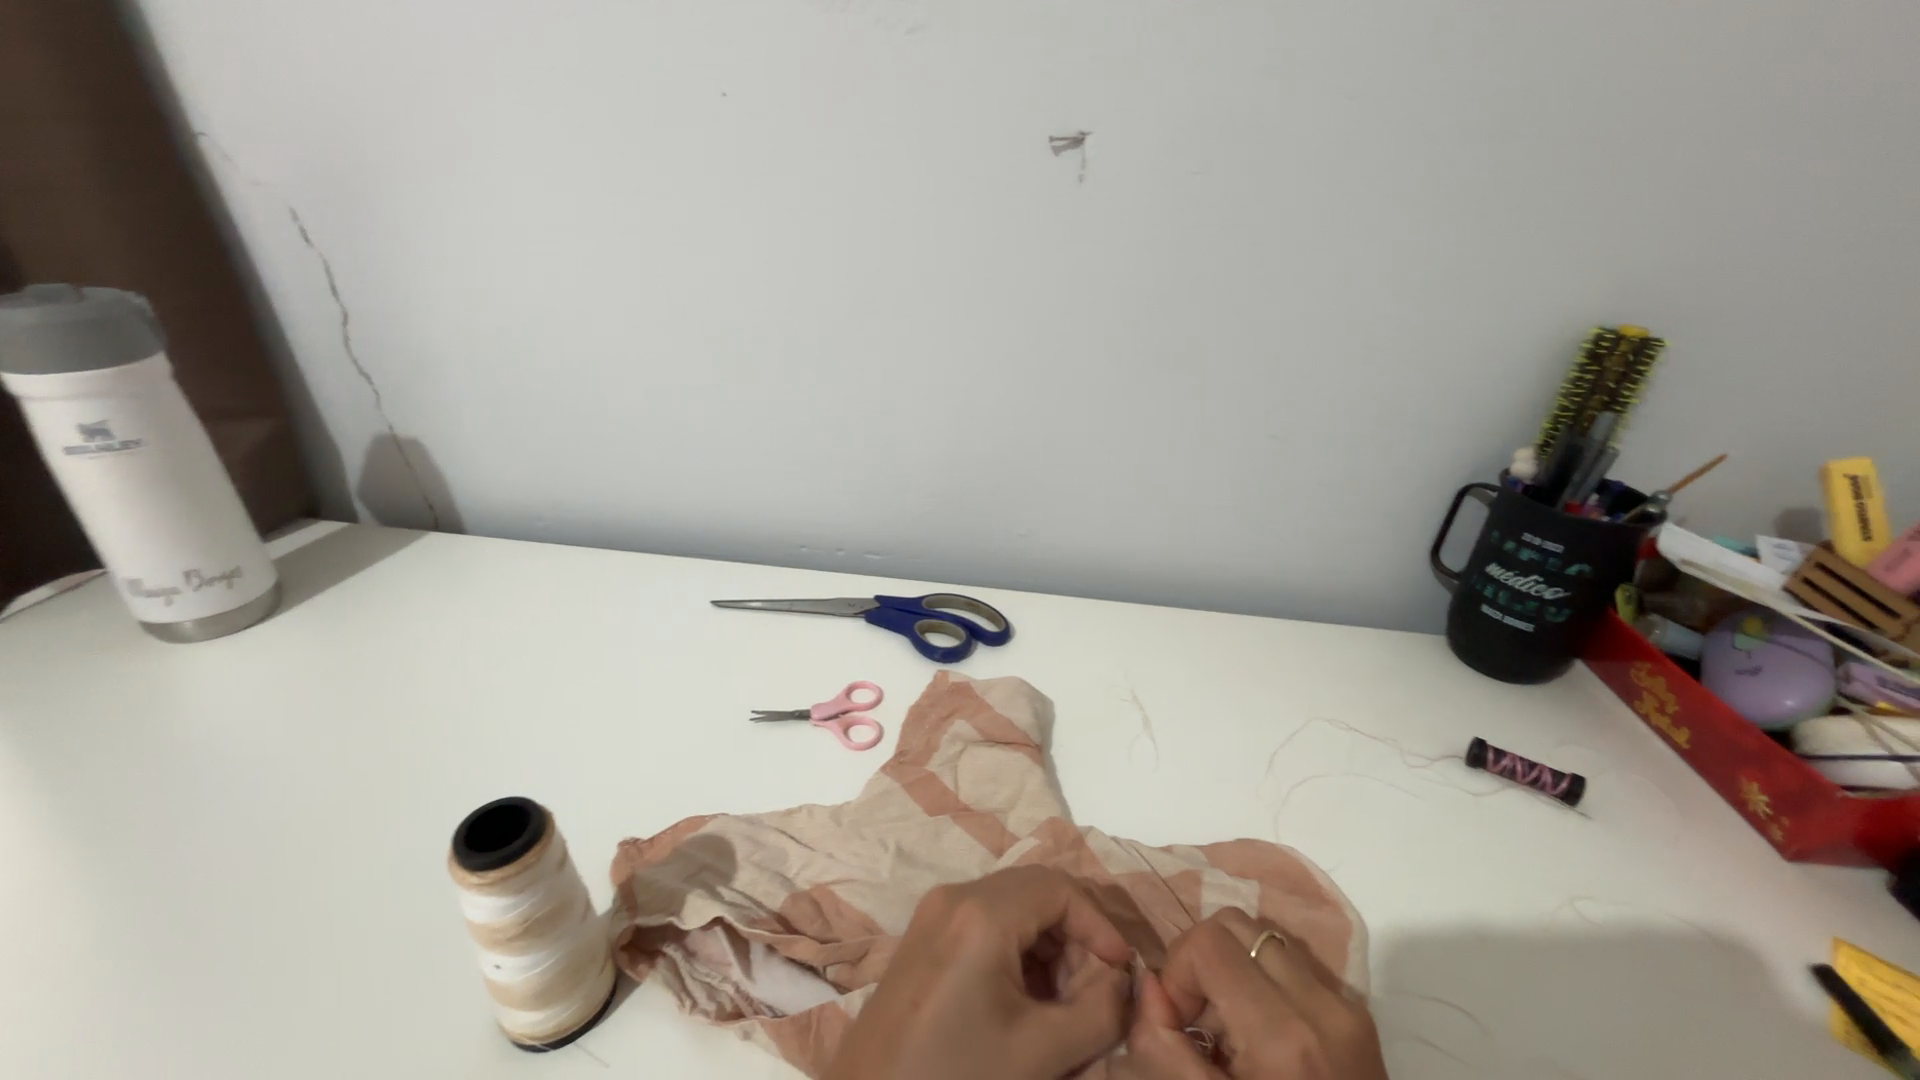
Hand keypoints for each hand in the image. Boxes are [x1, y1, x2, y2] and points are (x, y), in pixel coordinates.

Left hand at [825, 866, 1133, 1079]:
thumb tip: (1124, 980)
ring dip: (1047, 946)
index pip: (1060, 887)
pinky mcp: (923, 938)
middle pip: (1036, 891)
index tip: (1122, 972)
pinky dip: (1017, 951)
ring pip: (1012, 907)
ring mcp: (932, 914)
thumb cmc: (957, 1074)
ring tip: (1061, 1004)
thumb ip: (1100, 1010)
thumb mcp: (1040, 1051)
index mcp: (980, 912)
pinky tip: (1024, 1002)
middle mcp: (954, 896)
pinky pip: (985, 924)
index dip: (1100, 924)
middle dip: (1075, 936)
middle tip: (1092, 991)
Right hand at [1125, 909, 1387, 1079]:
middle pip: (1234, 922)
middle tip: (1200, 1017)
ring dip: (1232, 965)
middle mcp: (1320, 1005)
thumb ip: (1162, 1046)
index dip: (1177, 973)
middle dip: (1201, 959)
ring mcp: (1345, 1005)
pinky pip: (1294, 963)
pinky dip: (1263, 980)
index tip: (1180, 1023)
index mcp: (1281, 1035)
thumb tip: (1149, 984)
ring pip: (1264, 935)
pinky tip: (1264, 1034)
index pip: (1207, 942)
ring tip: (1231, 1025)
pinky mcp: (1358, 1012)